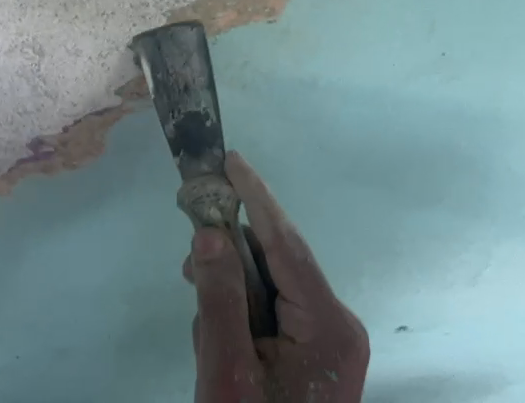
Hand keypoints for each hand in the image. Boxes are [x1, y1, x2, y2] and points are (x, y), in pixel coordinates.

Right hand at [185, 153, 369, 402]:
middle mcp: (337, 324)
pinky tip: (220, 342)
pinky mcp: (312, 352)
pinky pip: (270, 308)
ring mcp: (326, 339)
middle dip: (230, 255)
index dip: (256, 197)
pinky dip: (239, 312)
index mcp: (330, 326)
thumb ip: (218, 295)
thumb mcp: (228, 368)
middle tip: (187, 255)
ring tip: (205, 330)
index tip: (229, 157)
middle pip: (275, 260)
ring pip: (267, 283)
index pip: (287, 243)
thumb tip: (209, 230)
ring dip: (230, 291)